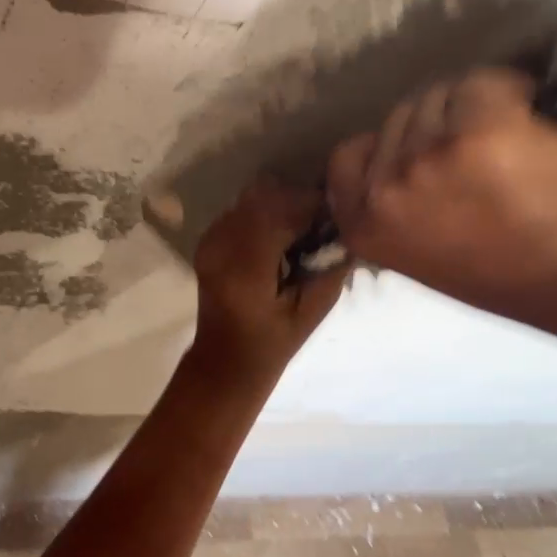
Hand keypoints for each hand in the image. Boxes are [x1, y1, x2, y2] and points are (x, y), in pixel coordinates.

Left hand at [191, 181, 349, 374]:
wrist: (225, 360)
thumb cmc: (273, 343)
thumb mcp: (312, 310)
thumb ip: (331, 267)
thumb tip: (348, 229)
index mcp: (247, 268)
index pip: (284, 213)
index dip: (315, 206)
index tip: (338, 214)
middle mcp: (223, 245)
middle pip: (266, 196)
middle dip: (299, 202)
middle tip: (323, 224)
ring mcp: (211, 240)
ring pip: (252, 197)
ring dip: (281, 205)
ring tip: (303, 231)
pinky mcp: (208, 239)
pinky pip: (241, 209)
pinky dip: (265, 213)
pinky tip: (280, 238)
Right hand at [325, 69, 556, 325]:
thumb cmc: (510, 275)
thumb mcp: (422, 253)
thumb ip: (397, 207)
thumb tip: (398, 158)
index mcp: (364, 226)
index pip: (346, 157)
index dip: (385, 147)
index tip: (422, 152)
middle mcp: (385, 190)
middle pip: (398, 118)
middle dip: (438, 126)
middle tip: (481, 155)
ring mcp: (429, 156)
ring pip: (440, 96)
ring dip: (475, 108)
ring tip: (511, 143)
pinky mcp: (479, 127)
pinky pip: (482, 83)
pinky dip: (510, 90)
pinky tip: (530, 118)